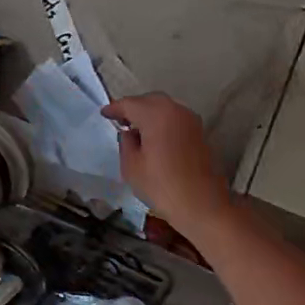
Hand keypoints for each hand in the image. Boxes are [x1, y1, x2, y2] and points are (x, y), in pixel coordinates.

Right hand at [101, 93, 230, 231]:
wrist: (200, 203)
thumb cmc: (161, 185)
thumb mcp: (131, 166)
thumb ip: (126, 143)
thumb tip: (129, 132)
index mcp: (156, 115)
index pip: (130, 104)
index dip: (114, 108)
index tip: (104, 114)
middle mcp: (176, 111)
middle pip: (150, 100)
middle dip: (133, 107)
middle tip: (119, 120)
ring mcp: (191, 120)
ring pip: (164, 108)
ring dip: (149, 114)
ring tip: (135, 129)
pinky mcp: (199, 133)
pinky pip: (175, 119)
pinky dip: (161, 122)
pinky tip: (153, 137)